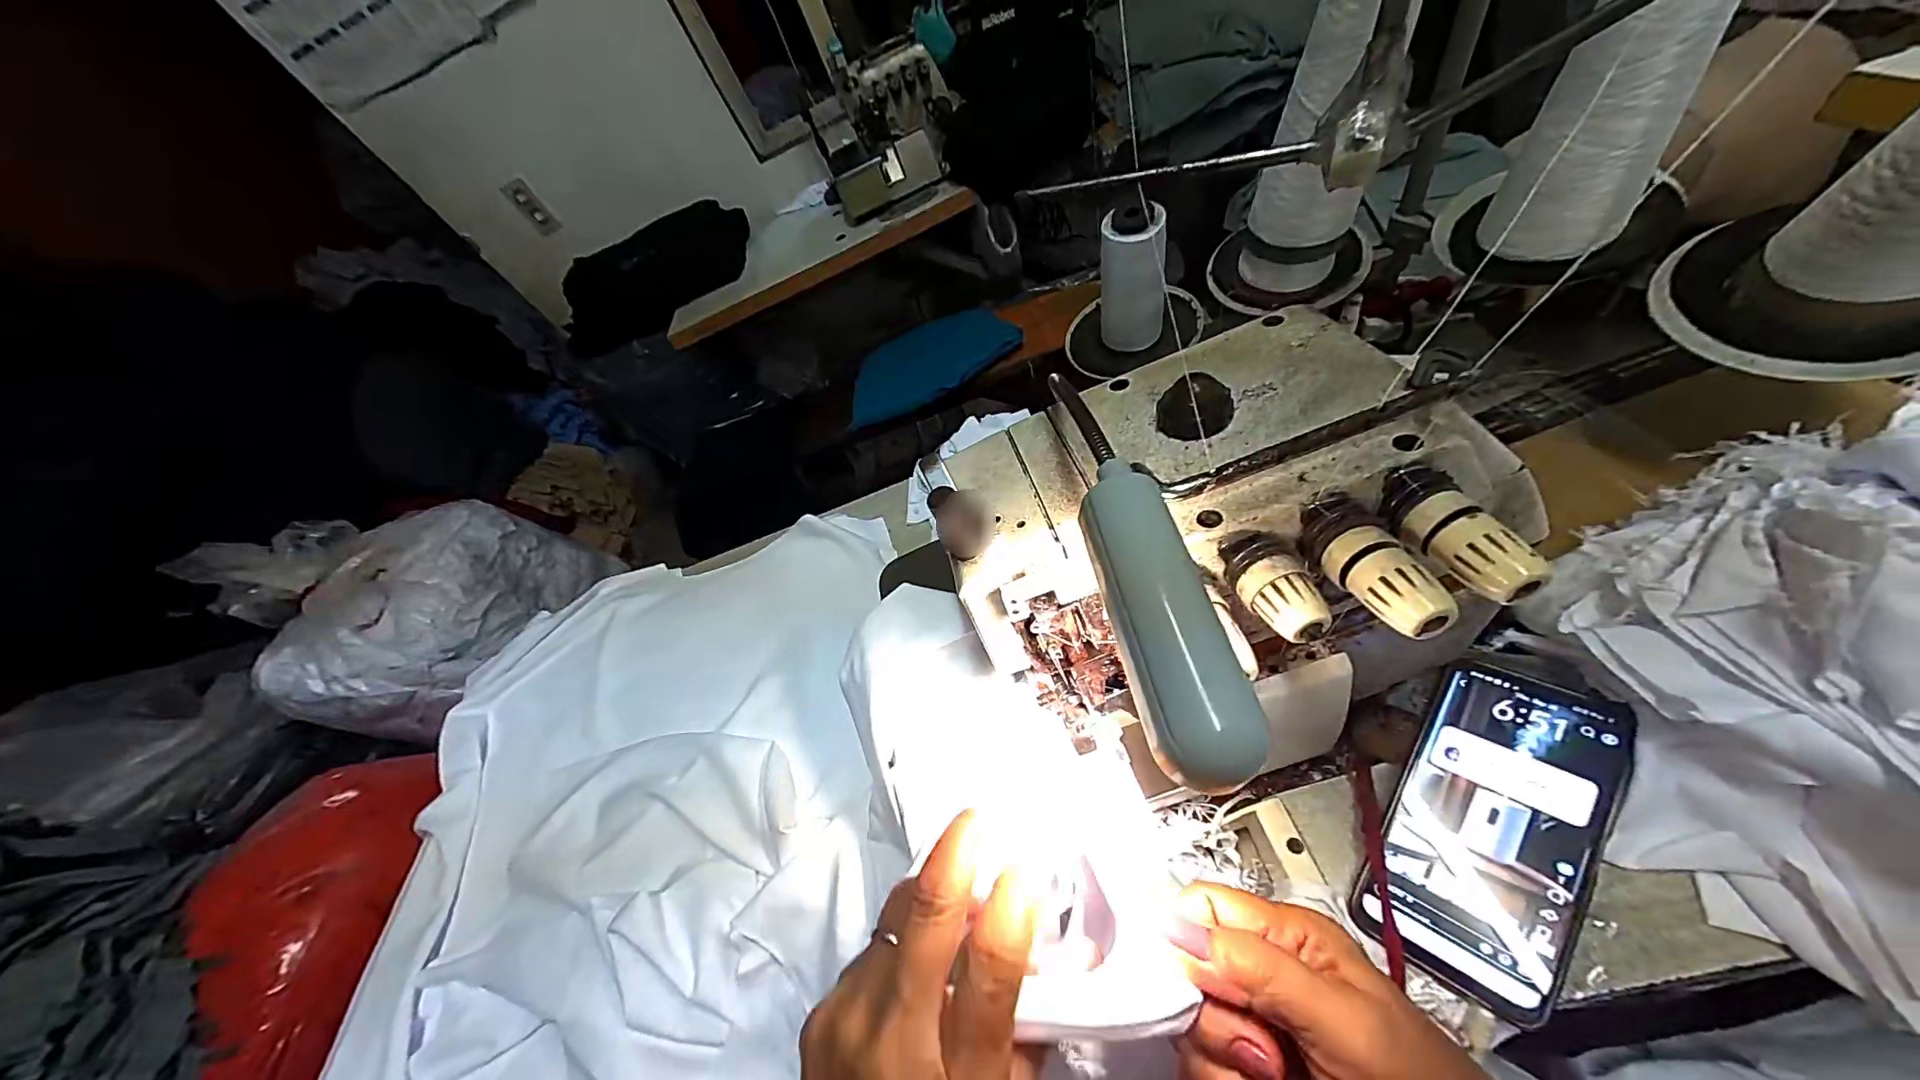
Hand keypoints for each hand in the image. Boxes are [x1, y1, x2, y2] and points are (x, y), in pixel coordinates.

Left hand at [801, 811, 1047, 1079]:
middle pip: (916, 920)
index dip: (1007, 914)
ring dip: (926, 899)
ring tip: (955, 882)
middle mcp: (882, 1039)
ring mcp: (839, 1020)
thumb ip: (1029, 1028)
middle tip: (975, 823)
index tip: (1024, 869)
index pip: (983, 977)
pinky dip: (899, 937)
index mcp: (947, 1074)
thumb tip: (1062, 955)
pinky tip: (918, 949)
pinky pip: (868, 951)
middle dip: (949, 860)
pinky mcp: (818, 1014)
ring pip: (890, 925)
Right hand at [1167, 883, 1483, 1079]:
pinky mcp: (1243, 1064)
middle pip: (1187, 969)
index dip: (1187, 939)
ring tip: (1274, 1073)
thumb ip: (1266, 968)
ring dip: (1219, 1056)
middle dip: (1213, 1014)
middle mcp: (1262, 972)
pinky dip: (1218, 1079)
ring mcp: (1252, 1021)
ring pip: (1189, 1022)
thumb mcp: (1346, 1018)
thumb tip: (1187, 933)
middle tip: (1261, 1045)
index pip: (1201, 906)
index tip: (1202, 984)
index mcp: (1287, 936)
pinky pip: (1200, 1062)